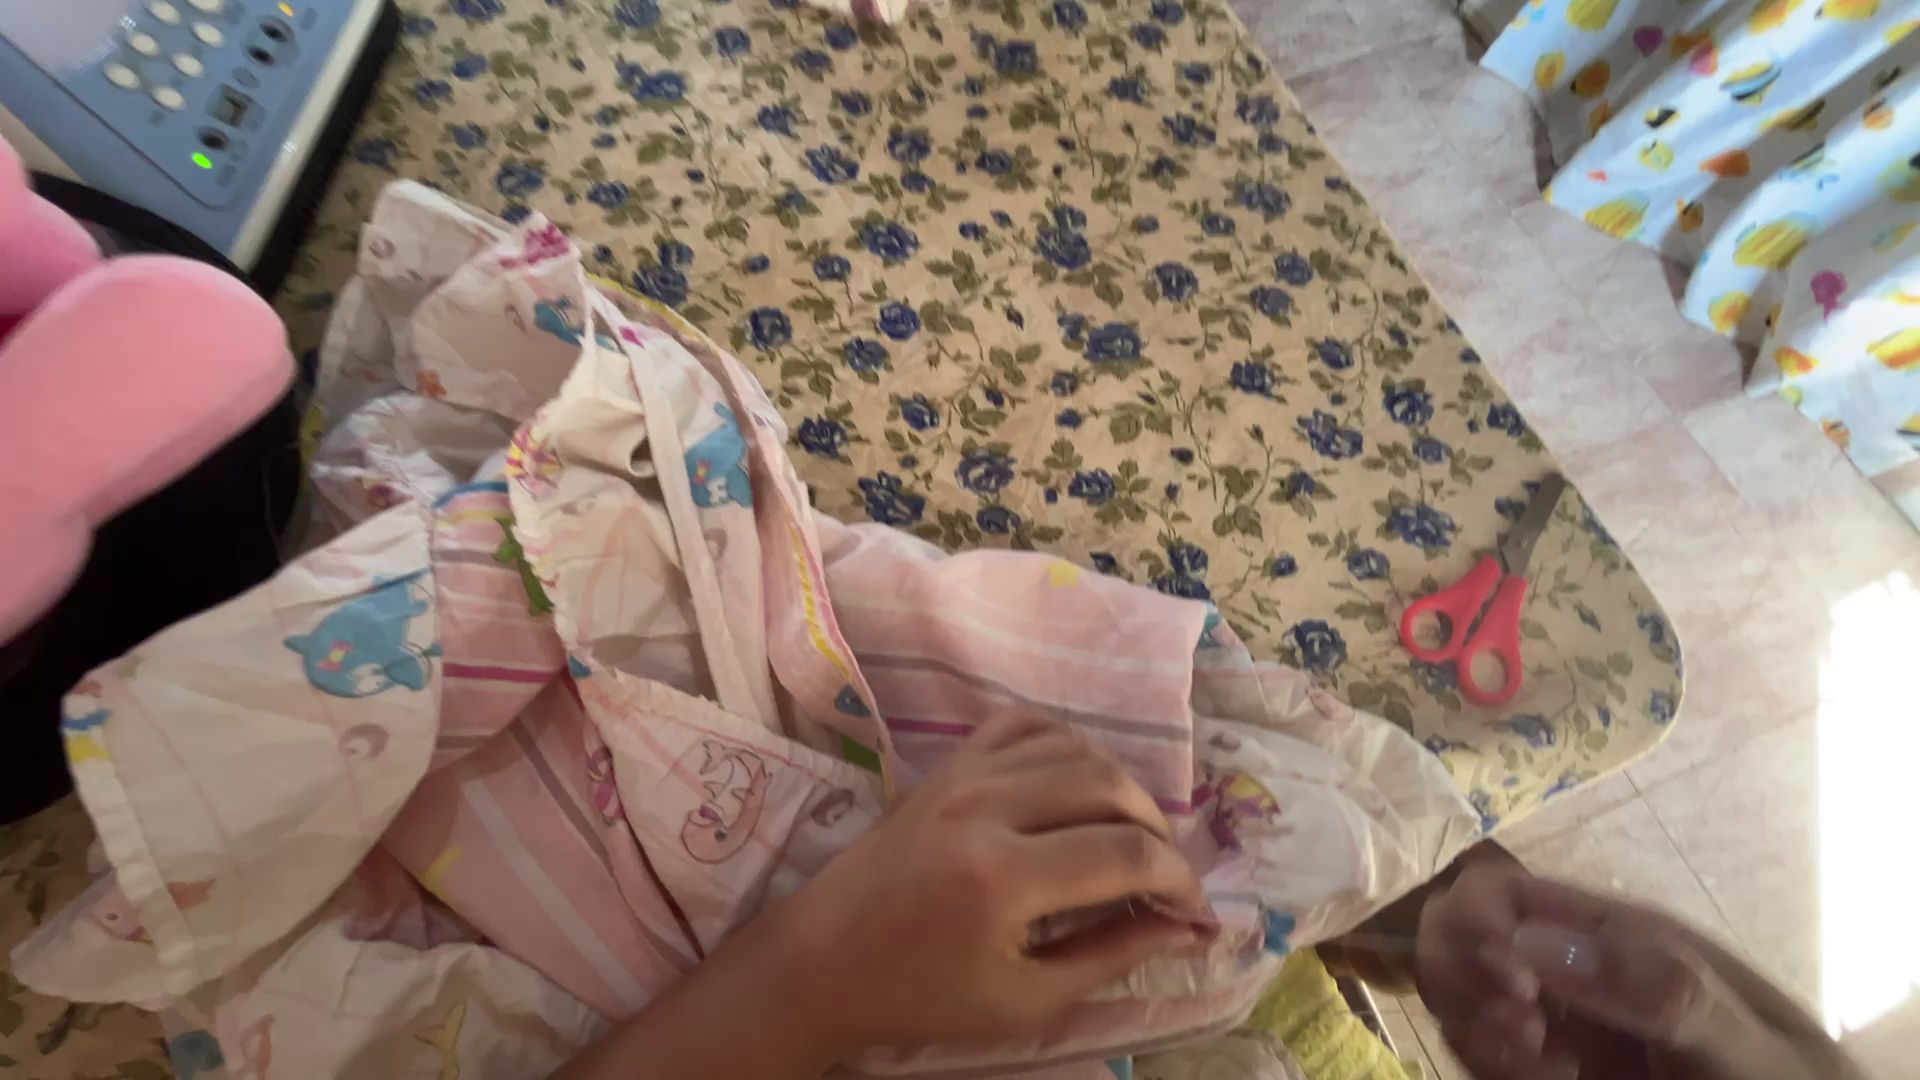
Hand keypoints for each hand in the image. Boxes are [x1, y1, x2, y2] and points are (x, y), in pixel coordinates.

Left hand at [765, 715, 1209, 1056]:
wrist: (826, 956)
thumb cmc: (922, 994)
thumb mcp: (1024, 1002)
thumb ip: (1110, 955)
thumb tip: (1181, 925)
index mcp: (1002, 877)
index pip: (1124, 853)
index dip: (1176, 878)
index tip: (1191, 906)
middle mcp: (986, 806)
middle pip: (1107, 785)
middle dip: (1155, 827)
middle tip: (1162, 871)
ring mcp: (964, 773)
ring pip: (1073, 747)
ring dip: (1117, 783)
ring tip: (1128, 829)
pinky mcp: (949, 762)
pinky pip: (1023, 723)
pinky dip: (1065, 742)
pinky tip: (1077, 778)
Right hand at [1416, 859, 1863, 1079]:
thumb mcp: (1757, 1048)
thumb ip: (1662, 989)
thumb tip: (1528, 940)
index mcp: (1607, 932)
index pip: (1494, 890)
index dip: (1473, 920)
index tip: (1509, 984)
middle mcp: (1559, 965)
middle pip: (1449, 933)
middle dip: (1458, 976)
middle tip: (1521, 1033)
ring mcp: (1545, 1019)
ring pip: (1448, 992)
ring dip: (1473, 1029)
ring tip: (1547, 1069)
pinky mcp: (1533, 1064)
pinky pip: (1469, 1046)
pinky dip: (1484, 1062)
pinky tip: (1544, 1079)